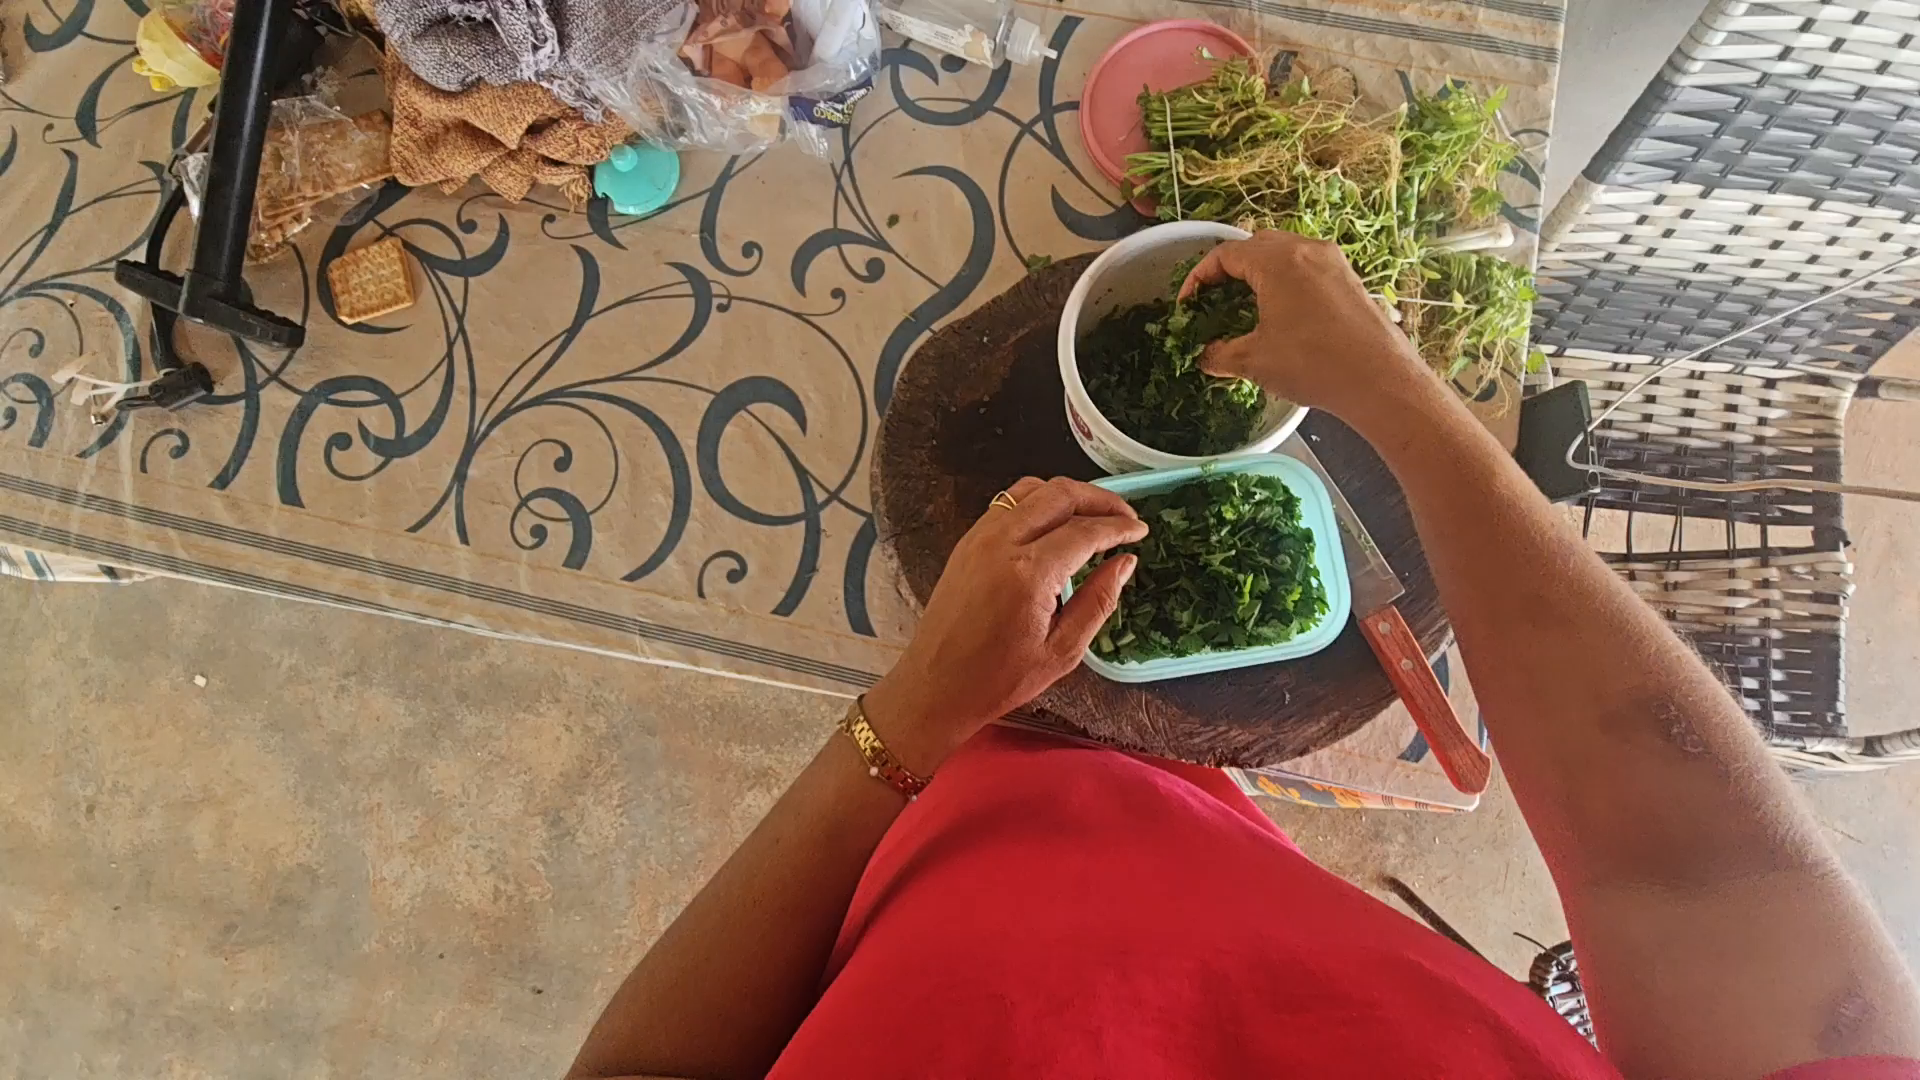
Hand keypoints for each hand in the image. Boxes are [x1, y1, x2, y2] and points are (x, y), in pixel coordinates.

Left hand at [863, 477, 1146, 772]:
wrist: (934, 686)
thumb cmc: (999, 679)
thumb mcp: (1062, 651)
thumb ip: (1098, 601)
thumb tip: (1126, 562)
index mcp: (1029, 573)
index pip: (1085, 531)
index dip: (1119, 527)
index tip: (1141, 530)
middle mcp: (1001, 543)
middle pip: (1059, 494)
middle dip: (1099, 499)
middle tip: (1124, 516)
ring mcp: (979, 537)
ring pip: (1031, 490)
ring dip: (1067, 495)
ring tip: (1093, 517)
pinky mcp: (966, 542)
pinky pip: (1008, 503)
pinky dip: (1038, 502)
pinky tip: (1054, 525)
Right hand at [1179, 231, 1431, 421]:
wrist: (1379, 379)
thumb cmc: (1311, 364)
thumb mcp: (1252, 361)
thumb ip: (1219, 354)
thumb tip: (1204, 356)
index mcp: (1277, 261)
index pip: (1225, 254)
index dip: (1198, 278)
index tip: (1187, 305)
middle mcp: (1306, 250)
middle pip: (1254, 246)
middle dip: (1227, 272)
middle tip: (1211, 302)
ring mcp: (1332, 262)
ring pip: (1282, 254)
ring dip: (1256, 276)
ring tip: (1241, 309)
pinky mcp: (1348, 279)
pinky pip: (1304, 268)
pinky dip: (1281, 282)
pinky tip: (1276, 316)